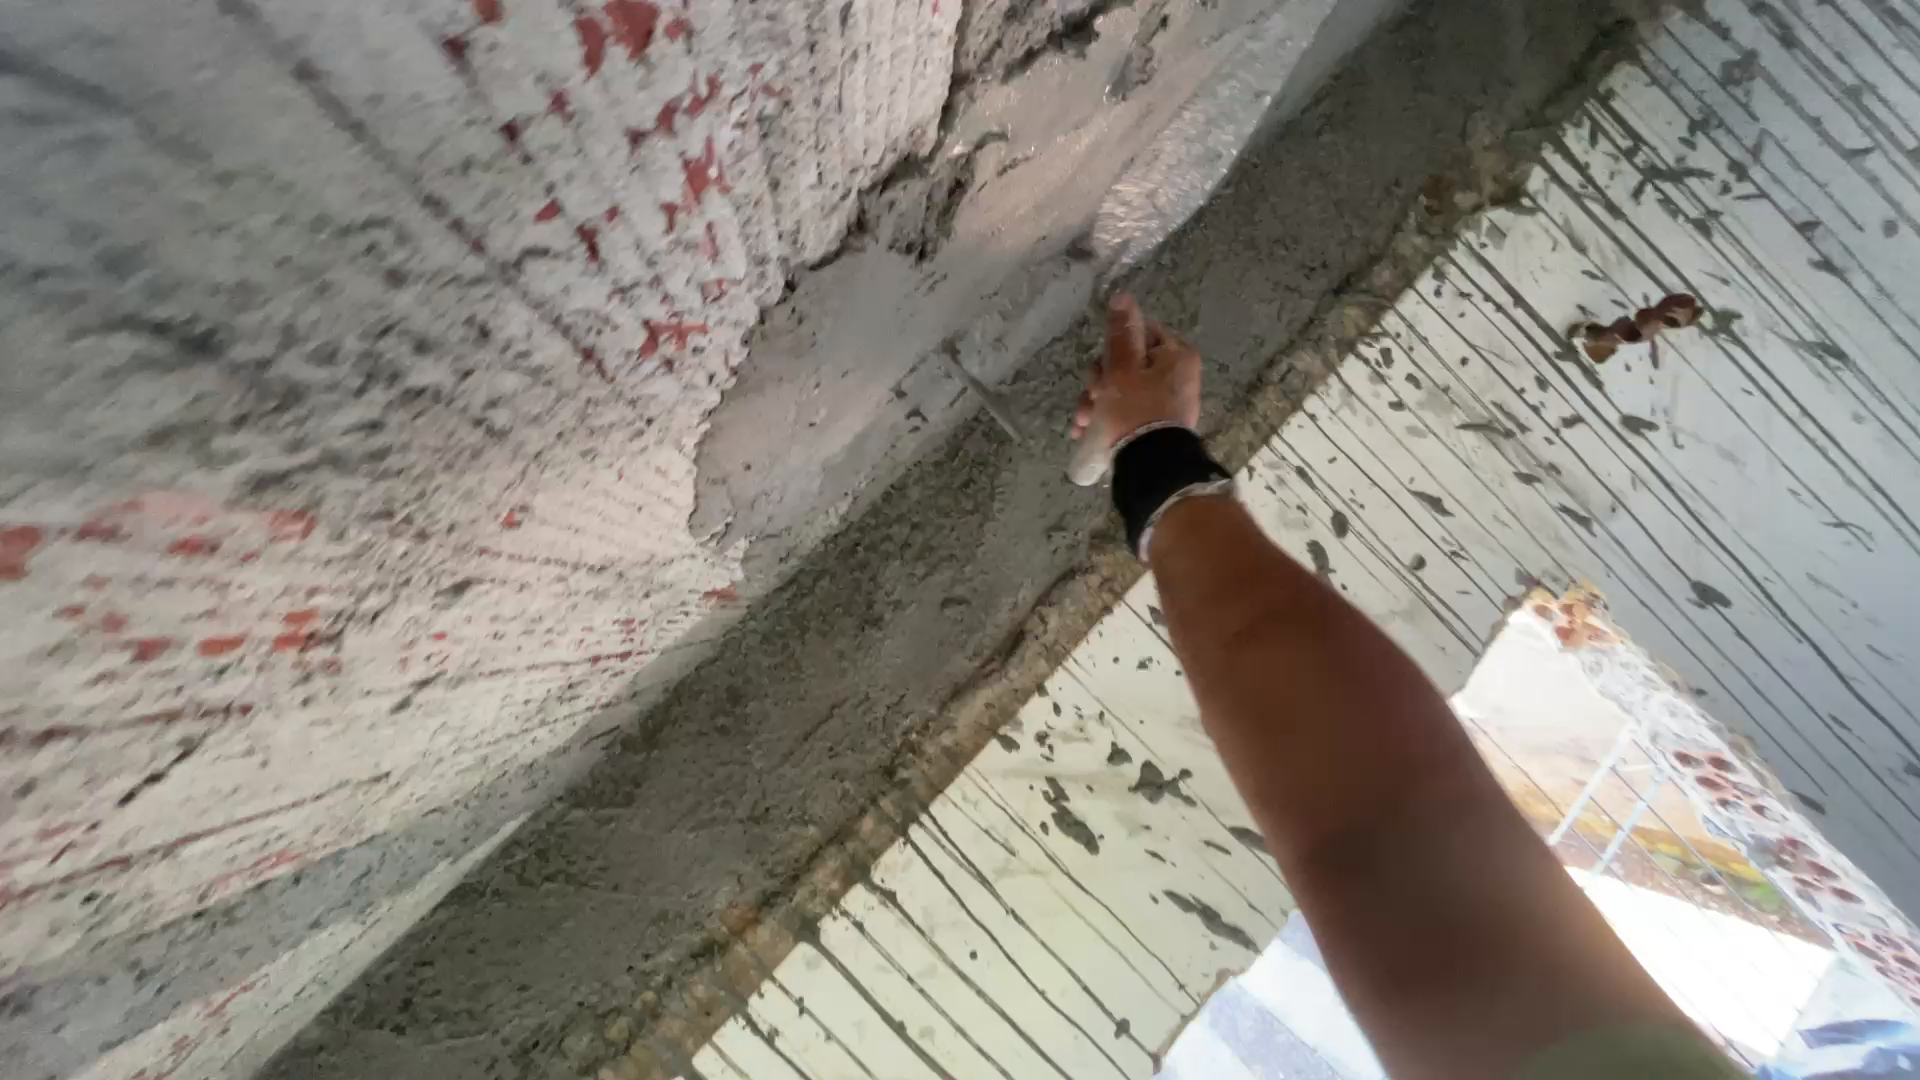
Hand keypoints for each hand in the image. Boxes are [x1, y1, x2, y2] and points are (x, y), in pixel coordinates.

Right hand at [1068, 294, 1202, 482]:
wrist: (1149, 467)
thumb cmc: (1133, 411)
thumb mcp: (1121, 368)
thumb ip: (1121, 333)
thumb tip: (1122, 297)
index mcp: (1177, 355)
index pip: (1140, 332)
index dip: (1113, 347)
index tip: (1100, 367)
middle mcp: (1178, 376)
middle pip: (1128, 364)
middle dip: (1099, 383)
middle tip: (1091, 399)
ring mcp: (1169, 404)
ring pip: (1122, 391)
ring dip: (1096, 404)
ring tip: (1081, 423)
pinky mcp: (1157, 428)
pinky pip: (1127, 413)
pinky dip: (1107, 420)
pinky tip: (1086, 434)